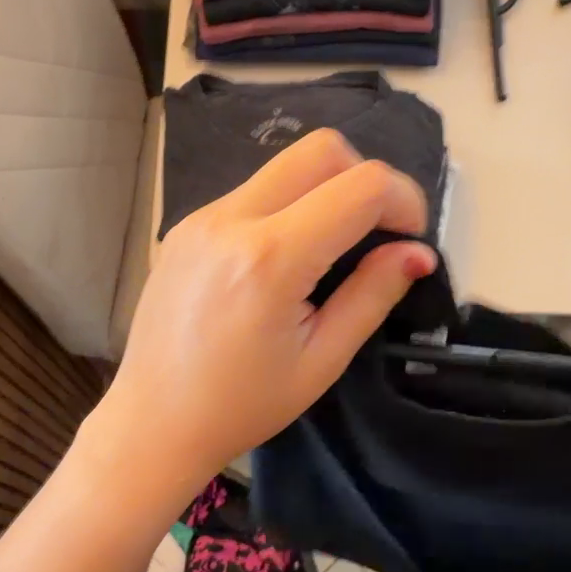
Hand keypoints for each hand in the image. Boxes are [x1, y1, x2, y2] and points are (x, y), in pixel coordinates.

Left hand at [91, 129, 435, 482]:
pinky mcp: (185, 227)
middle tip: (378, 234)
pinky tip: (286, 262)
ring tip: (332, 252)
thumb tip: (416, 253)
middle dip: (366, 179)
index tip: (412, 239)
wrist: (154, 422)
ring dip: (325, 191)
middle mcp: (230, 220)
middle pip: (321, 149)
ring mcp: (200, 217)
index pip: (360, 186)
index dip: (404, 200)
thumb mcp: (321, 361)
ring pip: (283, 167)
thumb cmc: (242, 407)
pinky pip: (252, 193)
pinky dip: (287, 208)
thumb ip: (371, 296)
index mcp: (270, 259)